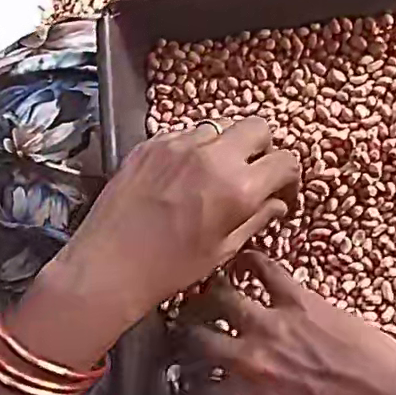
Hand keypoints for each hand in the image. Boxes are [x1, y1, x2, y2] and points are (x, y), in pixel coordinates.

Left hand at [3, 119, 300, 371]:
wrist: (107, 265)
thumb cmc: (169, 268)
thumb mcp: (223, 250)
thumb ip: (256, 218)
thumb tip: (277, 202)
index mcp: (238, 187)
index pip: (284, 160)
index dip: (288, 175)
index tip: (280, 189)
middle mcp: (212, 156)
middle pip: (257, 126)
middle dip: (262, 148)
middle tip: (252, 174)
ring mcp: (178, 145)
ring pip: (219, 128)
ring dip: (224, 147)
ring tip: (211, 176)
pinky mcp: (150, 144)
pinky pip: (185, 135)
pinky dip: (192, 150)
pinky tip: (181, 177)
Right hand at [178, 251, 395, 394]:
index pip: (196, 394)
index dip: (185, 387)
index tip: (185, 381)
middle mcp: (250, 363)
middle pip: (198, 340)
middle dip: (190, 335)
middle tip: (192, 329)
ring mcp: (272, 326)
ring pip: (221, 299)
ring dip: (212, 296)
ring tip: (211, 292)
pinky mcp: (299, 300)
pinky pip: (264, 270)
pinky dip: (251, 262)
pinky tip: (243, 260)